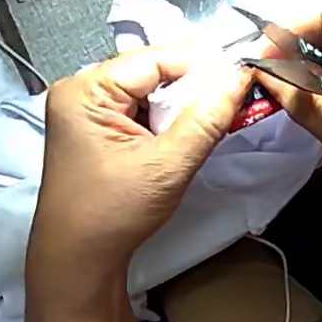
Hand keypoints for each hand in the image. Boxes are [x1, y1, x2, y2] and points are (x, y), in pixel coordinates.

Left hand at [30, 50, 252, 281]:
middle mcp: (81, 93)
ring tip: (216, 116)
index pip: (154, 60)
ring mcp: (89, 112)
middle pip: (152, 72)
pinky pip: (143, 111)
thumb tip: (238, 77)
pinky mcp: (100, 131)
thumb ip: (206, 119)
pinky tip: (190, 132)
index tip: (241, 71)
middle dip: (194, 86)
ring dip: (184, 105)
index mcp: (85, 92)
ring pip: (151, 92)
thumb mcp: (168, 165)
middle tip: (235, 95)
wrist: (80, 261)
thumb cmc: (112, 215)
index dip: (200, 64)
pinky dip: (170, 120)